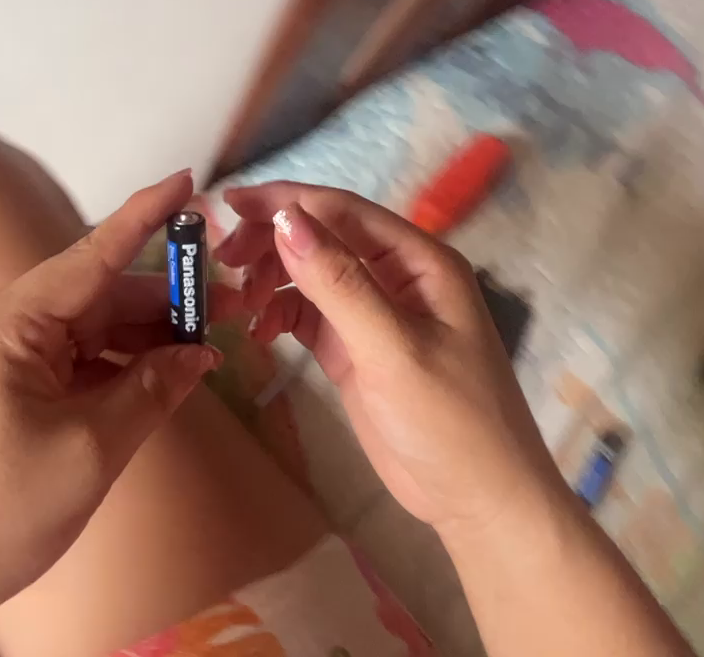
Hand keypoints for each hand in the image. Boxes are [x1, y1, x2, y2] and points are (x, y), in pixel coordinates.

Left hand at [0, 171, 222, 655]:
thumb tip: (201, 355)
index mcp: (14, 320)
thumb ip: (151, 391)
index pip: (93, 252)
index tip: (188, 180)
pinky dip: (123, 368)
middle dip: (164, 300)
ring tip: (208, 349)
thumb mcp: (90, 450)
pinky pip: (80, 362)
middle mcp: (10, 324)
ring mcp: (11, 358)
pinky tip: (164, 379)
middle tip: (231, 306)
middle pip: (100, 294)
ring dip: (148, 338)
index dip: (145, 215)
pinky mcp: (16, 390)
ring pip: (94, 329)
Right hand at [216, 182, 564, 537]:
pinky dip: (279, 314)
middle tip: (224, 259)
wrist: (478, 504)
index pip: (340, 210)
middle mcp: (394, 275)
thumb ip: (337, 282)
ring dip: (270, 279)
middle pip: (321, 236)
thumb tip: (285, 218)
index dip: (284, 200)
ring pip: (308, 273)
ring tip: (238, 303)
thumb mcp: (391, 348)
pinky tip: (261, 333)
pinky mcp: (353, 345)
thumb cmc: (450, 421)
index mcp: (417, 260)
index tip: (229, 203)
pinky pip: (306, 312)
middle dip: (271, 241)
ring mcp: (372, 310)